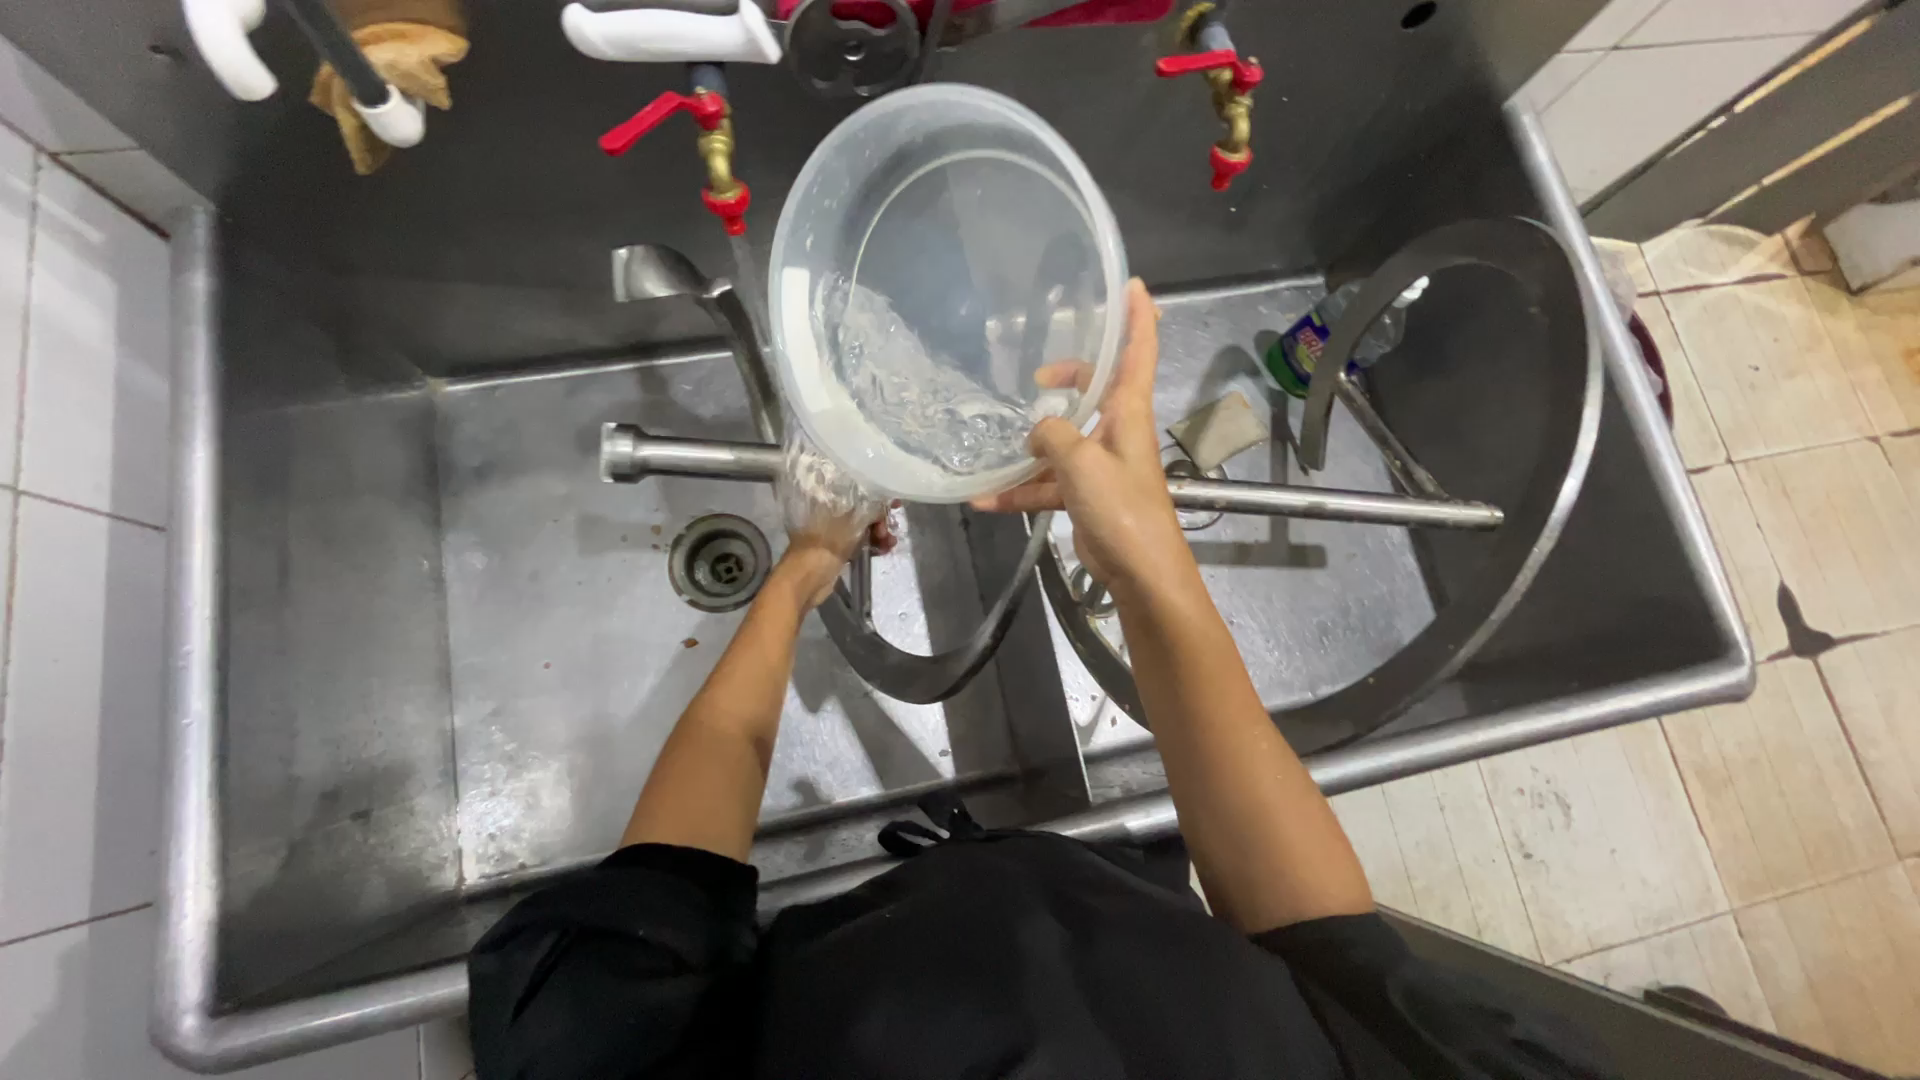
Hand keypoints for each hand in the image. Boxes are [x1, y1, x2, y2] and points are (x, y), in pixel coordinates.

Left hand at [778, 506, 896, 609]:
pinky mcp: (840, 553)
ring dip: (879, 535)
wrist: (804, 583)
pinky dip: (873, 546)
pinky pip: (861, 545)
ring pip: (863, 530)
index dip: (876, 499)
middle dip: (879, 520)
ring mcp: (836, 536)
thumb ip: (867, 514)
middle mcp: (832, 517)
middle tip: (888, 530)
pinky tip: (885, 549)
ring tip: (890, 543)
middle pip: (862, 513)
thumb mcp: (848, 527)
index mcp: (828, 505)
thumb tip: (884, 503)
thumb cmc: (821, 549)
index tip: (893, 504)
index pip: (857, 496)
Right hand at [971, 278, 1195, 601]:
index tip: (1133, 284)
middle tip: (1036, 375)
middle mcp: (1117, 432)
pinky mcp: (1085, 497)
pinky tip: (985, 499)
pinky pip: (1047, 484)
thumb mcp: (1082, 462)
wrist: (1140, 570)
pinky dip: (1020, 490)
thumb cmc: (1121, 507)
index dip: (1139, 316)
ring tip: (995, 446)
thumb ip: (1053, 436)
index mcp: (1129, 412)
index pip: (1139, 351)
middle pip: (1094, 391)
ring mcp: (1100, 466)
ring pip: (1062, 442)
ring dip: (1031, 446)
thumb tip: (1036, 432)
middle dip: (1068, 377)